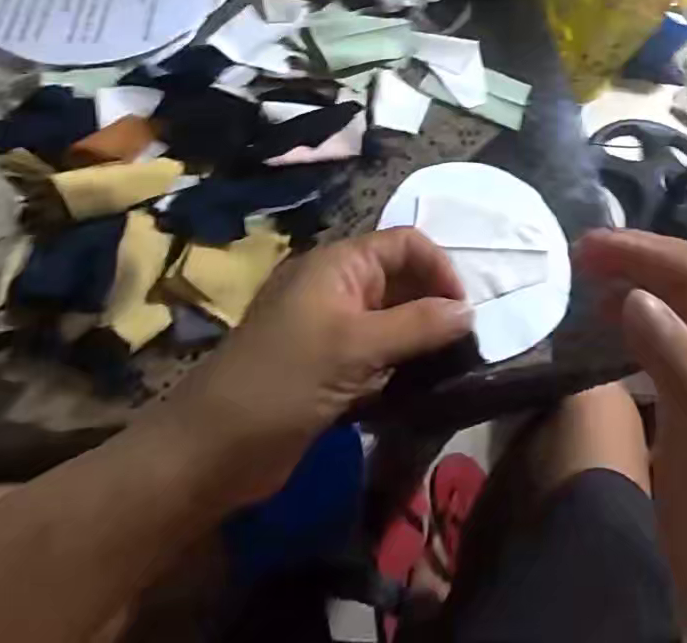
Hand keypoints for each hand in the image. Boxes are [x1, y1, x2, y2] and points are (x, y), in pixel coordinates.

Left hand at [147, 228, 472, 506]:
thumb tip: (468, 310)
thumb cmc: (286, 379)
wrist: (218, 443)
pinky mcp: (329, 364)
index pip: (403, 243)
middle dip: (433, 303)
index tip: (465, 313)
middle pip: (399, 278)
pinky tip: (421, 385)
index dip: (439, 268)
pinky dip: (400, 362)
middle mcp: (336, 287)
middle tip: (466, 345)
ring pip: (390, 318)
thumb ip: (416, 325)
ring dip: (420, 336)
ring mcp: (331, 326)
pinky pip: (376, 351)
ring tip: (452, 366)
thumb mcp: (355, 347)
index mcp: (338, 264)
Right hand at [576, 229, 686, 642]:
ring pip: (673, 304)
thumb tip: (635, 296)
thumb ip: (682, 371)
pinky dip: (630, 315)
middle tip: (573, 256)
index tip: (581, 247)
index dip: (639, 252)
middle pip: (686, 282)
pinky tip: (601, 317)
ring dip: (629, 281)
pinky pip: (663, 334)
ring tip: (581, 276)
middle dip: (632, 258)